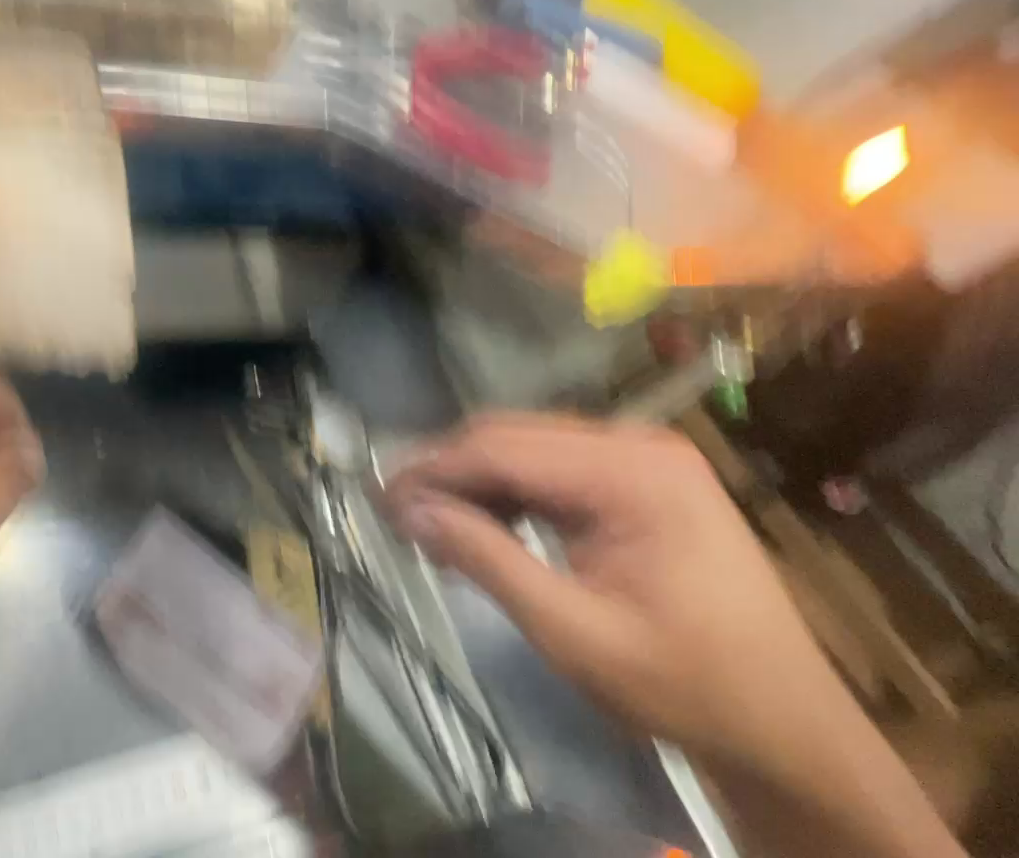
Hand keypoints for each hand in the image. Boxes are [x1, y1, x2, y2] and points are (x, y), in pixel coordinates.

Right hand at [382, 414, 822, 762]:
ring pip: (525, 446)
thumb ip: (485, 559)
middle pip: (510, 436)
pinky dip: (507, 491)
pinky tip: (479, 522)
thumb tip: (406, 510)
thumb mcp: (571, 631)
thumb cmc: (685, 685)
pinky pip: (553, 466)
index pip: (501, 450)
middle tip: (394, 511)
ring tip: (427, 521)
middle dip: (446, 470)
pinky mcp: (642, 480)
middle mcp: (638, 446)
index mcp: (633, 474)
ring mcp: (645, 459)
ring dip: (472, 480)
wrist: (786, 726)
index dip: (431, 470)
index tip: (377, 498)